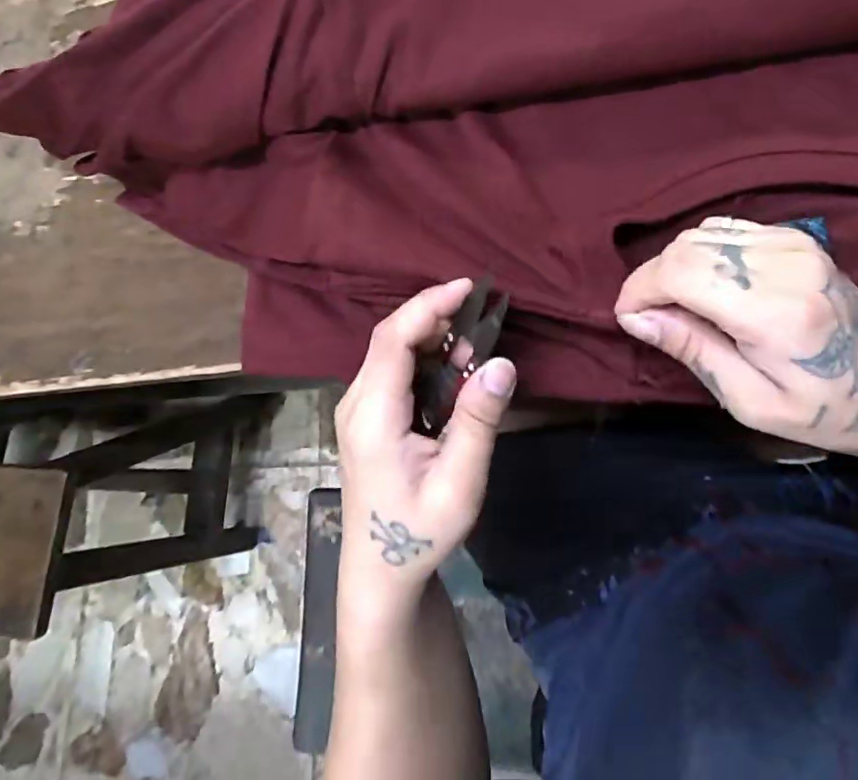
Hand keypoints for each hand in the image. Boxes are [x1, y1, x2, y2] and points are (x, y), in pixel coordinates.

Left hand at [336, 279, 515, 604]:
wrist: (380, 570)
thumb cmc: (420, 532)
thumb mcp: (460, 482)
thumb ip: (478, 420)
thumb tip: (502, 363)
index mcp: (372, 415)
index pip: (393, 339)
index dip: (428, 306)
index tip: (468, 288)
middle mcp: (356, 402)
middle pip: (388, 338)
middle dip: (433, 316)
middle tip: (479, 315)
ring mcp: (356, 408)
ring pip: (389, 351)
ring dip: (430, 338)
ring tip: (473, 344)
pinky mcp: (365, 415)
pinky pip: (391, 370)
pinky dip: (423, 358)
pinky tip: (452, 367)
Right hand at [615, 217, 857, 461]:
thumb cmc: (825, 410)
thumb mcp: (750, 401)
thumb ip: (692, 350)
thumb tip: (634, 315)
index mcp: (777, 312)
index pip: (681, 273)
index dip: (640, 289)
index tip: (626, 317)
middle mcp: (786, 264)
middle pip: (685, 248)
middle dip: (651, 279)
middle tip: (649, 317)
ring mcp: (794, 244)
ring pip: (699, 235)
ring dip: (673, 266)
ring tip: (677, 306)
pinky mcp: (795, 237)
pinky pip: (722, 230)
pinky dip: (699, 254)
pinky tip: (706, 286)